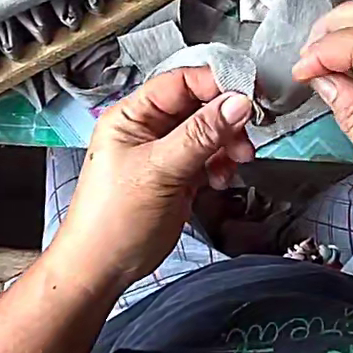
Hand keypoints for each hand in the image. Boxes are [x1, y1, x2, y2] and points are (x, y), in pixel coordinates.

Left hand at [46, 66, 255, 295]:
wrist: (104, 270)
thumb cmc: (112, 221)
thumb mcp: (160, 170)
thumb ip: (201, 134)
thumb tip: (237, 103)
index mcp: (133, 115)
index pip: (181, 82)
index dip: (216, 83)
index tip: (248, 93)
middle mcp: (149, 128)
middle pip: (200, 105)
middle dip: (227, 118)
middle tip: (245, 133)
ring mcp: (165, 152)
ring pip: (210, 131)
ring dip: (228, 143)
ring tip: (235, 160)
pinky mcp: (179, 174)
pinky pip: (210, 156)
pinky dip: (222, 164)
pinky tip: (220, 177)